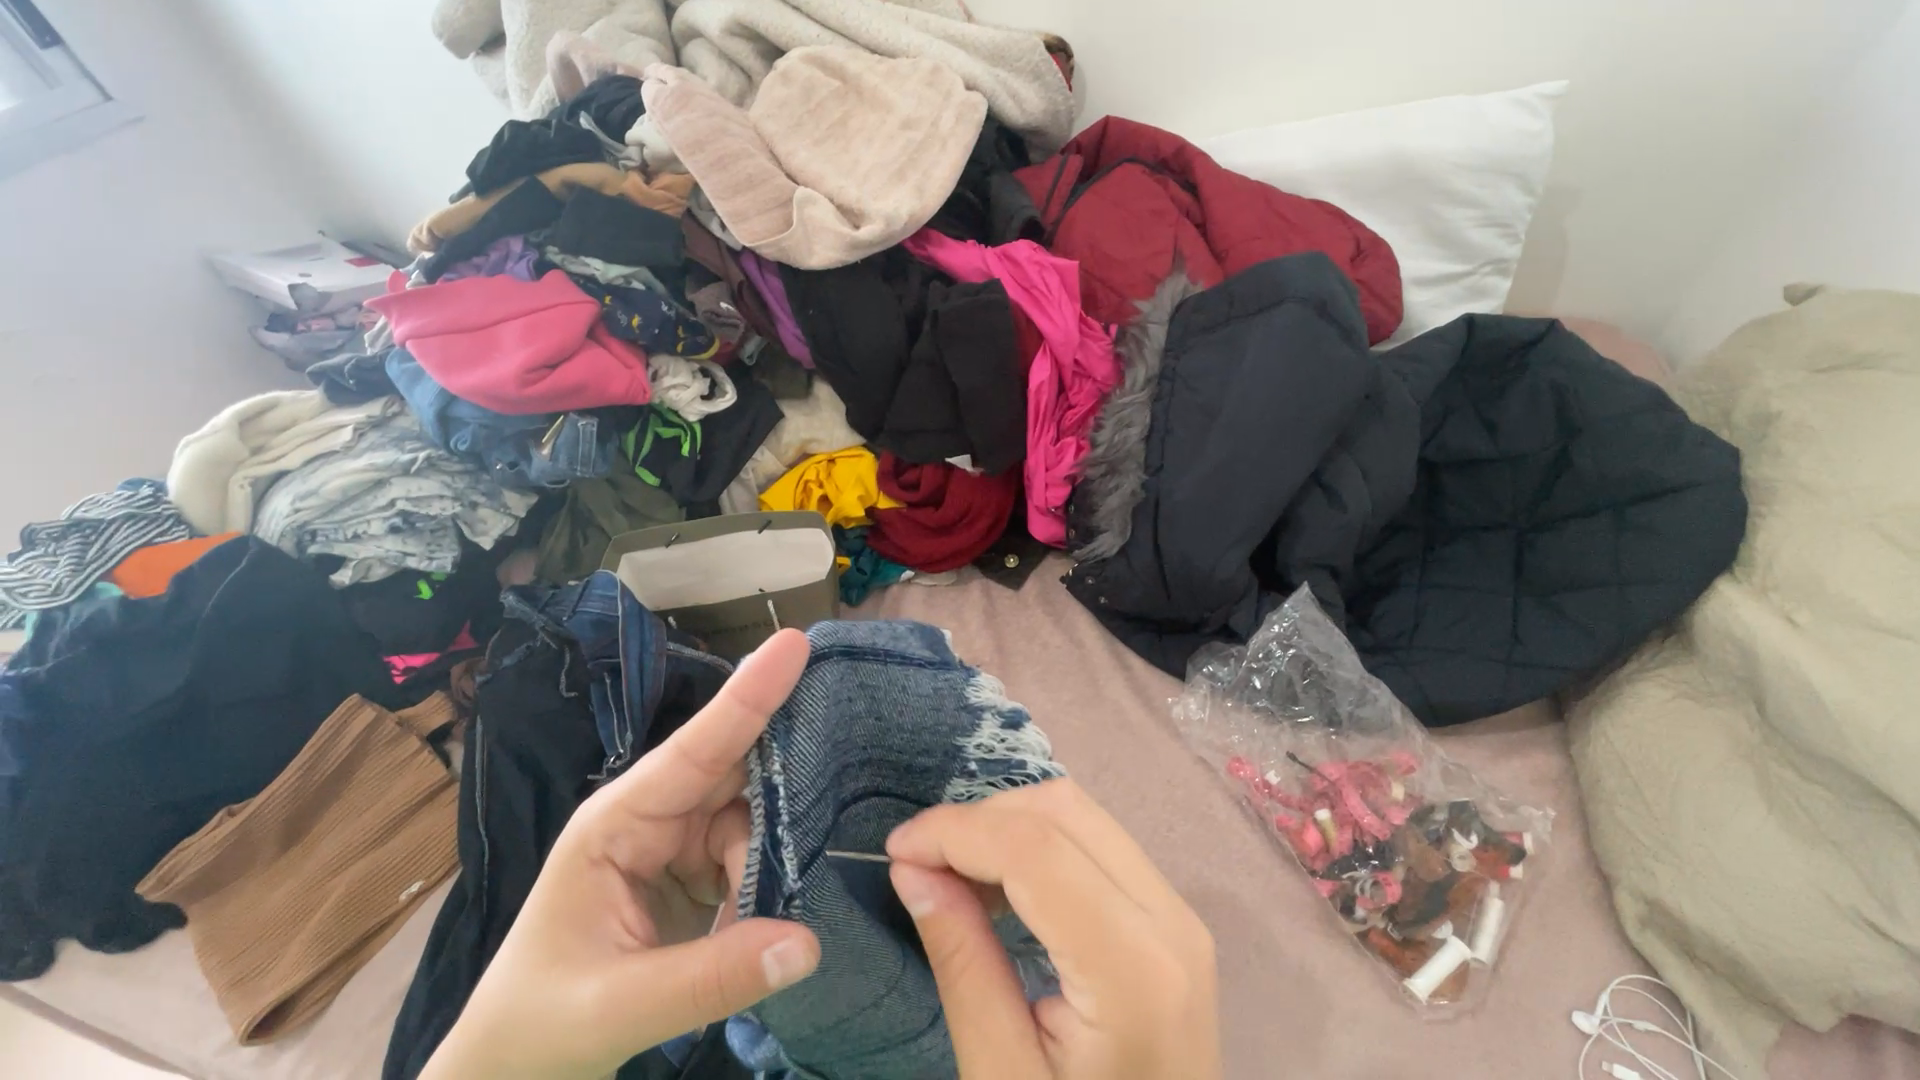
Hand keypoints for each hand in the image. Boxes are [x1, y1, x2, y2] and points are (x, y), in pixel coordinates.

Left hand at [421, 630, 821, 1079]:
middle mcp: (650, 819)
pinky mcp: (693, 878)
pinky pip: (749, 860)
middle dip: (780, 780)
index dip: (748, 695)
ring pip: (749, 823)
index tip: (795, 644)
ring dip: (766, 862)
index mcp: (615, 823)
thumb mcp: (615, 1006)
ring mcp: (673, 847)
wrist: (512, 1073)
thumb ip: (712, 977)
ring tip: (750, 920)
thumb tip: (807, 943)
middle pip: (733, 777)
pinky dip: (762, 888)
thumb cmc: (539, 1027)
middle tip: (834, 774)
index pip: (693, 749)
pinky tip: (756, 923)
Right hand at [886, 779, 1220, 1079]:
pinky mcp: (1172, 915)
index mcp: (1133, 970)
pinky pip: (1098, 841)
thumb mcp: (1003, 1074)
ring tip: (952, 872)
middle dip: (980, 818)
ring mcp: (1179, 912)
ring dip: (1007, 823)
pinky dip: (1038, 840)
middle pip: (1063, 811)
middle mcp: (1170, 919)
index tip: (896, 850)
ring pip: (1082, 813)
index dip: (956, 831)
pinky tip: (1001, 882)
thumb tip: (911, 869)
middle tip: (920, 860)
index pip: (1035, 849)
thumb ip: (962, 964)